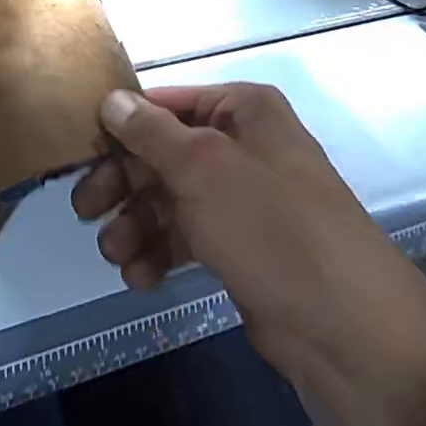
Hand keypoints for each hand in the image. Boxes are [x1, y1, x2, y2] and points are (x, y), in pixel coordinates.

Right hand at [71, 85, 425, 415]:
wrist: (345, 326)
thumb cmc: (271, 226)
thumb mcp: (204, 168)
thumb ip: (152, 132)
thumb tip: (112, 99)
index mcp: (244, 109)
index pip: (169, 102)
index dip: (124, 125)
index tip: (81, 151)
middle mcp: (244, 144)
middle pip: (165, 152)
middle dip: (126, 182)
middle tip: (84, 210)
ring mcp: (243, 197)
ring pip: (171, 197)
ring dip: (138, 223)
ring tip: (116, 255)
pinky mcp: (241, 244)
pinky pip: (188, 235)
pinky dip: (161, 251)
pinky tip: (142, 277)